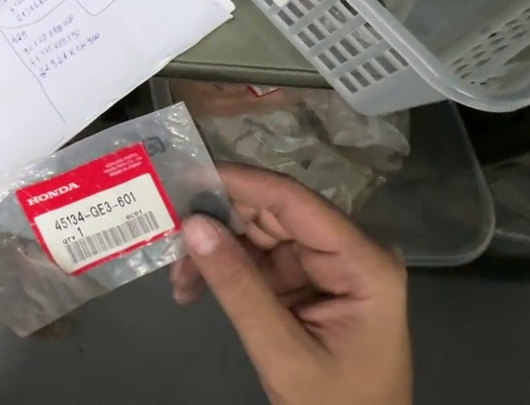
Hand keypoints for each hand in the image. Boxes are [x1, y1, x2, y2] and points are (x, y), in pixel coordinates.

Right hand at [171, 164, 410, 404]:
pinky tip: (190, 288)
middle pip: (268, 212)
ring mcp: (322, 264)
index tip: (183, 175)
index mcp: (362, 263)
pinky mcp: (302, 278)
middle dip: (215, 222)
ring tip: (178, 277)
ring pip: (251, 230)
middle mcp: (345, 251)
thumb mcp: (285, 355)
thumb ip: (239, 288)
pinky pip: (250, 255)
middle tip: (166, 231)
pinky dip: (218, 268)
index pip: (293, 201)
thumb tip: (191, 223)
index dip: (238, 182)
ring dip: (210, 249)